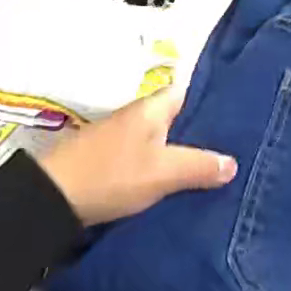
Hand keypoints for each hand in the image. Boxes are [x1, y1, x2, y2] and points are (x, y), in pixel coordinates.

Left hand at [36, 90, 236, 226]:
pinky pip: (149, 156)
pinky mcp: (111, 160)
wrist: (50, 199)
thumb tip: (232, 163)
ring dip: (185, 151)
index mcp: (152, 108)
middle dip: (204, 131)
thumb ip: (199, 166)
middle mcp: (137, 116)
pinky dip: (166, 165)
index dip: (215, 99)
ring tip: (217, 167)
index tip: (240, 114)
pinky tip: (181, 183)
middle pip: (179, 117)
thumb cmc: (111, 175)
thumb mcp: (162, 172)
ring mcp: (122, 137)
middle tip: (237, 147)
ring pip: (164, 138)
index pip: (190, 91)